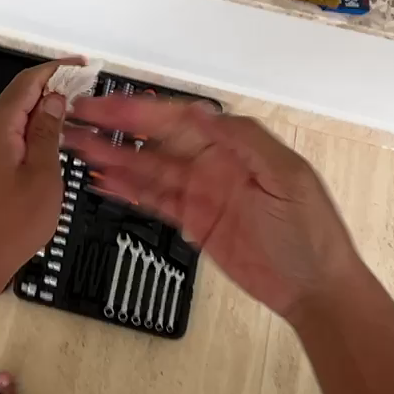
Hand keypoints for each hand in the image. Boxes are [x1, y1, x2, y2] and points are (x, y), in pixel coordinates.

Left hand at [0, 60, 74, 303]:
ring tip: (69, 120)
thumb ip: (48, 134)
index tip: (82, 65)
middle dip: (49, 91)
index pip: (27, 83)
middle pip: (16, 98)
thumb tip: (54, 99)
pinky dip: (24, 135)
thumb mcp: (42, 178)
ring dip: (38, 115)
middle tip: (82, 93)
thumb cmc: (8, 228)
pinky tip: (43, 148)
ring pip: (8, 120)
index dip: (56, 70)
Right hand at [63, 97, 360, 319]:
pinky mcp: (191, 220)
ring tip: (78, 146)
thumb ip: (245, 141)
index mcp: (234, 145)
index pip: (179, 119)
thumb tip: (203, 111)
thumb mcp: (287, 177)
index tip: (111, 104)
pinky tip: (102, 179)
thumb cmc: (311, 233)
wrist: (315, 289)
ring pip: (146, 168)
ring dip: (112, 156)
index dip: (142, 111)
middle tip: (80, 117)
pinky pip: (152, 199)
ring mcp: (198, 192)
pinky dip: (127, 189)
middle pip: (154, 138)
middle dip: (116, 126)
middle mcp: (211, 162)